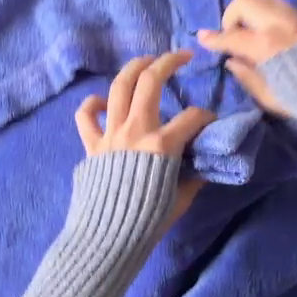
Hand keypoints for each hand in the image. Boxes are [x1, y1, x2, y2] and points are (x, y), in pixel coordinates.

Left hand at [74, 50, 216, 223]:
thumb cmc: (147, 223)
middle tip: (181, 57)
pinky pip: (86, 116)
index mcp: (161, 145)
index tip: (210, 122)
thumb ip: (192, 176)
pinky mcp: (91, 146)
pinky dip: (93, 104)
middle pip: (150, 82)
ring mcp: (110, 135)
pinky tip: (102, 101)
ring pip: (119, 87)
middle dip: (169, 62)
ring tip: (146, 61)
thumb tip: (202, 164)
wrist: (107, 239)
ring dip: (133, 68)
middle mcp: (135, 131)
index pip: (192, 117)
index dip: (206, 117)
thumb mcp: (180, 199)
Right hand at [195, 0, 296, 115]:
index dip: (213, 39)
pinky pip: (286, 8)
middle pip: (245, 1)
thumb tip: (233, 61)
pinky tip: (279, 36)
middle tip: (234, 35)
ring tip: (255, 32)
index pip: (230, 36)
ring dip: (254, 11)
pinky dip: (273, 17)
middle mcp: (279, 22)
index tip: (202, 37)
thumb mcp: (270, 96)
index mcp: (265, 44)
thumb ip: (248, 76)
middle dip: (233, 16)